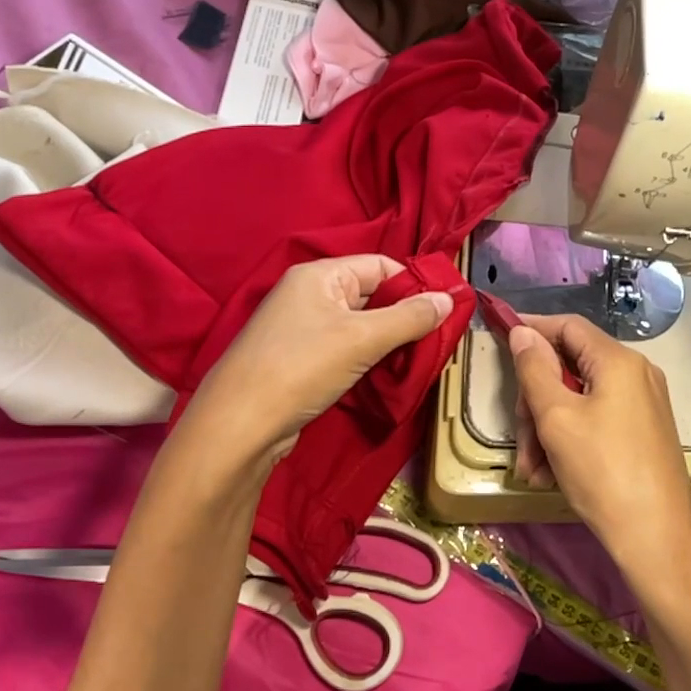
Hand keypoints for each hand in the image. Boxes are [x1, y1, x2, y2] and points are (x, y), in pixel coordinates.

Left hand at [184, 255, 451, 460]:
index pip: (382, 266)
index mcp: (321, 275)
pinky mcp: (303, 359)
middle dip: (407, 316)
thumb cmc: (301, 368)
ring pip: (364, 325)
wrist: (240, 424)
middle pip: (375, 295)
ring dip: (392, 341)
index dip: (415, 285)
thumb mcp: (364, 338)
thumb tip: (449, 299)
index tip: (446, 312)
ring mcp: (305, 327)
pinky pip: (349, 347)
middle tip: (439, 341)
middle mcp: (311, 294)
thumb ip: (410, 317)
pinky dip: (372, 358)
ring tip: (420, 360)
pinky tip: (390, 375)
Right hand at [508, 315, 690, 574]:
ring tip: (533, 472)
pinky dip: (570, 441)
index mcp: (619, 361)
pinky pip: (597, 421)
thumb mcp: (557, 419)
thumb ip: (535, 370)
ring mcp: (643, 403)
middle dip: (536, 403)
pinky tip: (552, 476)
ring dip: (548, 430)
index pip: (568, 326)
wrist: (656, 536)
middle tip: (522, 441)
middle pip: (571, 368)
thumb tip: (523, 332)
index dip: (532, 328)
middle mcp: (637, 373)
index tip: (499, 335)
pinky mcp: (644, 431)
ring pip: (580, 400)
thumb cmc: (603, 471)